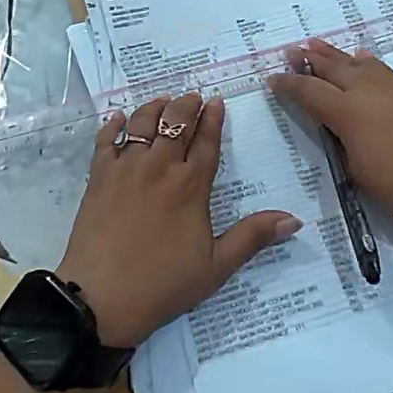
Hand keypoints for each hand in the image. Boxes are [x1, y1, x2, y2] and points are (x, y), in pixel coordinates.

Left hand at [57, 93, 300, 348]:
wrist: (102, 296)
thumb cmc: (164, 283)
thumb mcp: (217, 266)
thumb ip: (253, 237)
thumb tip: (294, 219)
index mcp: (192, 186)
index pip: (206, 142)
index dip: (213, 119)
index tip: (216, 102)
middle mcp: (160, 168)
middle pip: (175, 124)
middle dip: (186, 106)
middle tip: (193, 97)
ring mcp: (126, 169)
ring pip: (142, 124)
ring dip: (155, 108)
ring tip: (163, 101)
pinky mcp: (98, 178)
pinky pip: (105, 141)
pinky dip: (114, 125)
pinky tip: (120, 117)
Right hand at [267, 38, 392, 233]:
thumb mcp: (359, 173)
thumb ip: (342, 144)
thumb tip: (338, 127)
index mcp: (348, 112)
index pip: (309, 91)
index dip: (288, 84)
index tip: (271, 79)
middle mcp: (368, 91)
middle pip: (332, 68)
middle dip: (309, 59)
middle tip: (290, 51)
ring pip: (358, 63)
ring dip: (335, 54)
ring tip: (317, 44)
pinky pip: (382, 70)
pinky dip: (366, 62)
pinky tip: (363, 58)